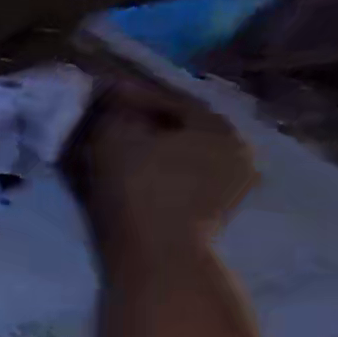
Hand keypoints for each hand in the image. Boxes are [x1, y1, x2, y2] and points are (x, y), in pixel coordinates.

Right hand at [66, 77, 258, 266]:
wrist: (157, 245)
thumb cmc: (136, 179)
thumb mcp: (113, 130)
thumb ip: (115, 105)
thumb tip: (115, 92)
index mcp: (219, 127)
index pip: (170, 97)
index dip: (131, 92)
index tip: (99, 91)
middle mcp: (238, 150)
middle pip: (183, 124)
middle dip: (146, 117)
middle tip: (109, 114)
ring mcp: (235, 182)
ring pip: (186, 148)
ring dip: (154, 142)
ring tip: (119, 140)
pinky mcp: (219, 205)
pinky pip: (187, 170)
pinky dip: (162, 163)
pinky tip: (136, 164)